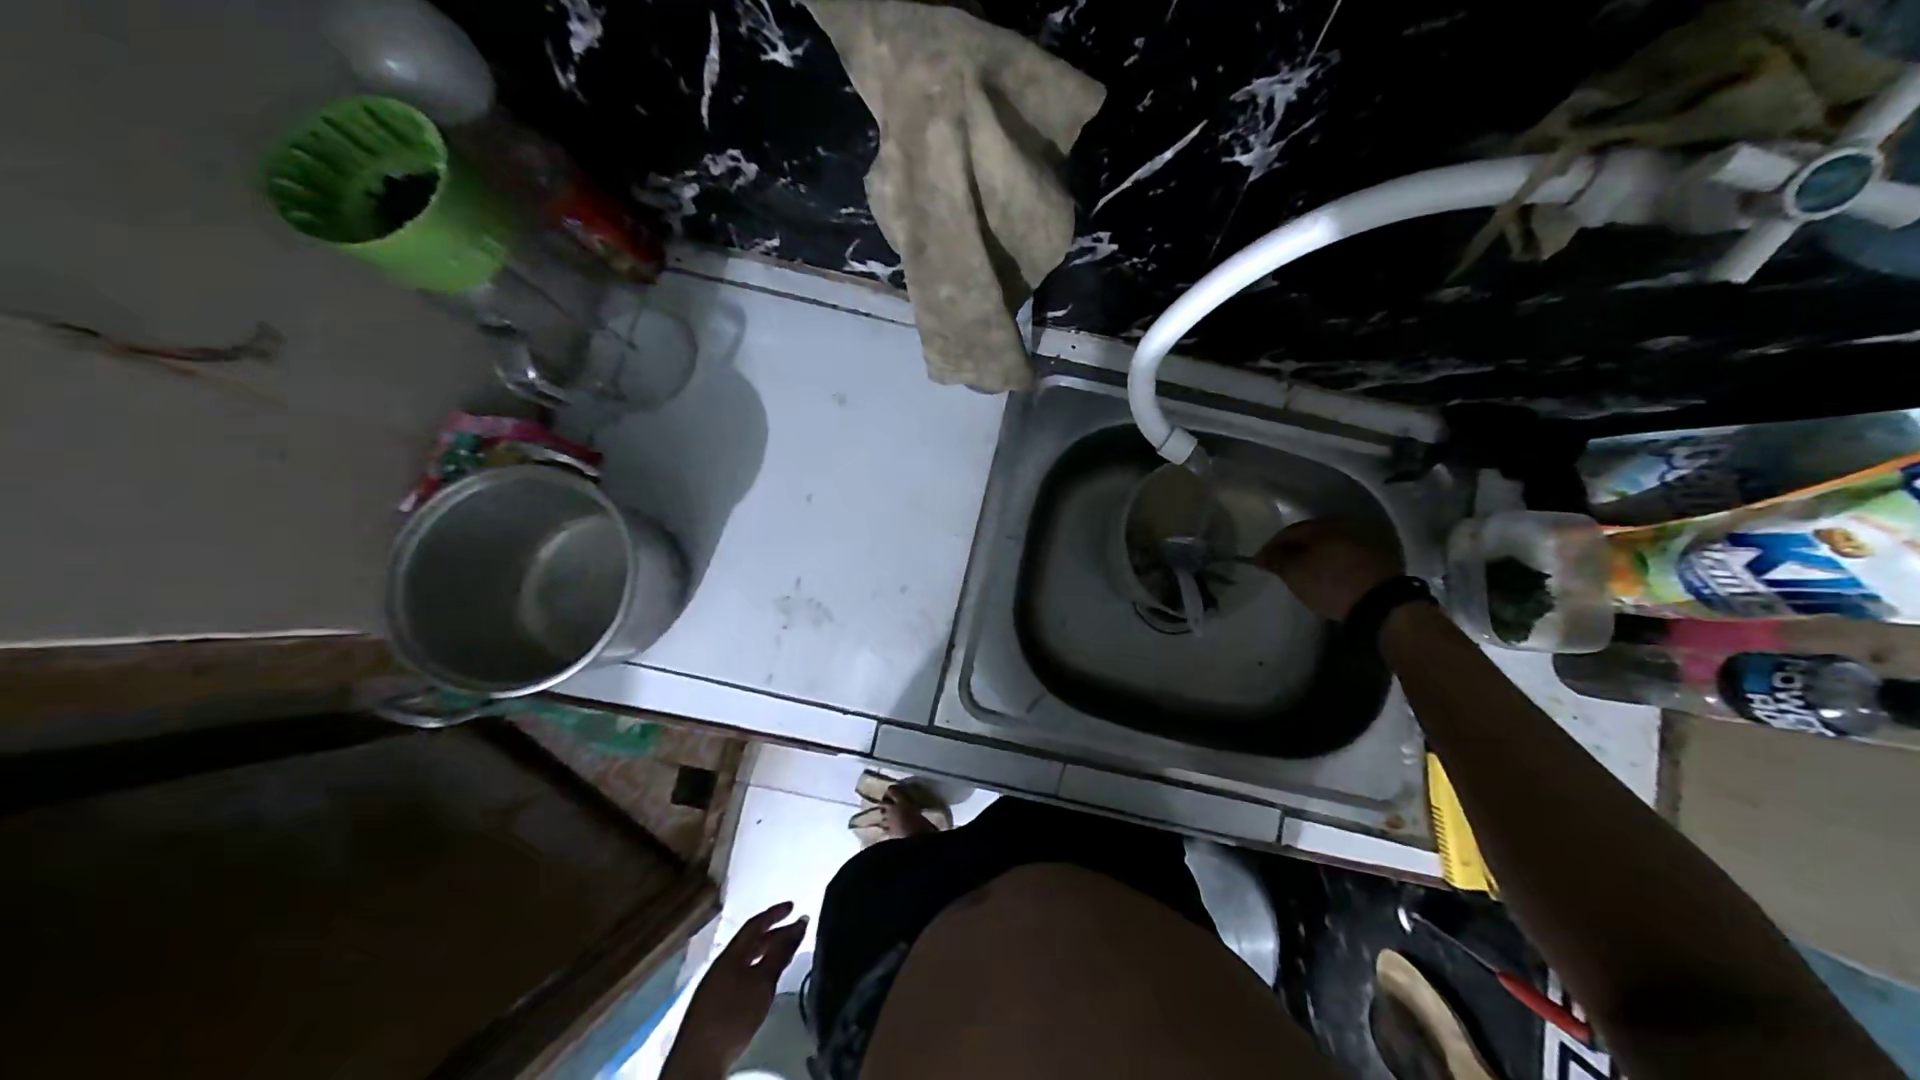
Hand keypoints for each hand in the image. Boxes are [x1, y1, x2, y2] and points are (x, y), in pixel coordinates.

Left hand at [666, 902, 807, 1078]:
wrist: (698, 1060)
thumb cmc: (733, 1015)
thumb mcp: (762, 982)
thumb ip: (780, 953)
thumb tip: (798, 925)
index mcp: (731, 955)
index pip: (754, 925)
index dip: (774, 914)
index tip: (793, 906)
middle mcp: (722, 965)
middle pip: (750, 942)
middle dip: (774, 934)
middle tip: (797, 930)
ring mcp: (717, 985)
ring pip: (746, 960)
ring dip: (767, 952)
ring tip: (787, 953)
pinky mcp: (716, 1004)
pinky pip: (742, 974)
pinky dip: (758, 969)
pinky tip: (767, 981)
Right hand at [1255, 518, 1403, 620]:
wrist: (1382, 603)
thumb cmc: (1330, 583)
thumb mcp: (1295, 574)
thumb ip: (1276, 561)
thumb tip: (1262, 555)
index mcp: (1322, 525)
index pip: (1289, 532)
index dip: (1272, 547)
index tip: (1261, 562)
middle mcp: (1345, 525)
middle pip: (1312, 536)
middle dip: (1296, 549)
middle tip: (1283, 565)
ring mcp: (1366, 540)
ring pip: (1332, 544)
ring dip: (1317, 555)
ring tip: (1306, 571)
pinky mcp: (1381, 557)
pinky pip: (1348, 555)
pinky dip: (1335, 562)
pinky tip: (1329, 574)